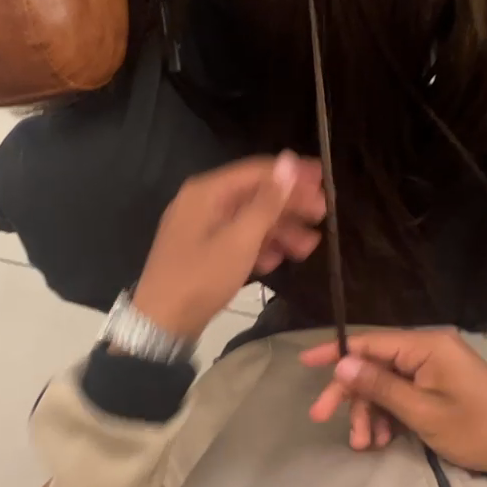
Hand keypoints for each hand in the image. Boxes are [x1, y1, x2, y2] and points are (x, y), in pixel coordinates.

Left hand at [134, 152, 326, 341]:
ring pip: (248, 219)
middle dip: (289, 206)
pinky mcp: (202, 251)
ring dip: (279, 230)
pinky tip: (278, 259)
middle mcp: (202, 202)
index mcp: (207, 192)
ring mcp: (201, 227)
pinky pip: (237, 239)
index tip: (324, 181)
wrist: (162, 324)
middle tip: (322, 215)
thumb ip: (268, 202)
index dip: (293, 176)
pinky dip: (259, 246)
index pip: (258, 171)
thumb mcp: (240, 240)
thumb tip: (290, 162)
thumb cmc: (202, 278)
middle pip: (255, 195)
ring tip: (308, 246)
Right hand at [300, 330, 486, 472]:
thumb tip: (341, 365)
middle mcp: (427, 349)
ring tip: (366, 445)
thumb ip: (380, 386)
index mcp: (427, 346)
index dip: (336, 352)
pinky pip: (401, 394)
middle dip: (351, 395)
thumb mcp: (422, 413)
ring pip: (384, 384)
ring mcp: (433, 368)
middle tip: (324, 420)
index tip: (305, 363)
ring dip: (370, 413)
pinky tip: (382, 441)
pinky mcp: (437, 385)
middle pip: (373, 365)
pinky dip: (388, 416)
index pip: (370, 342)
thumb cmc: (475, 430)